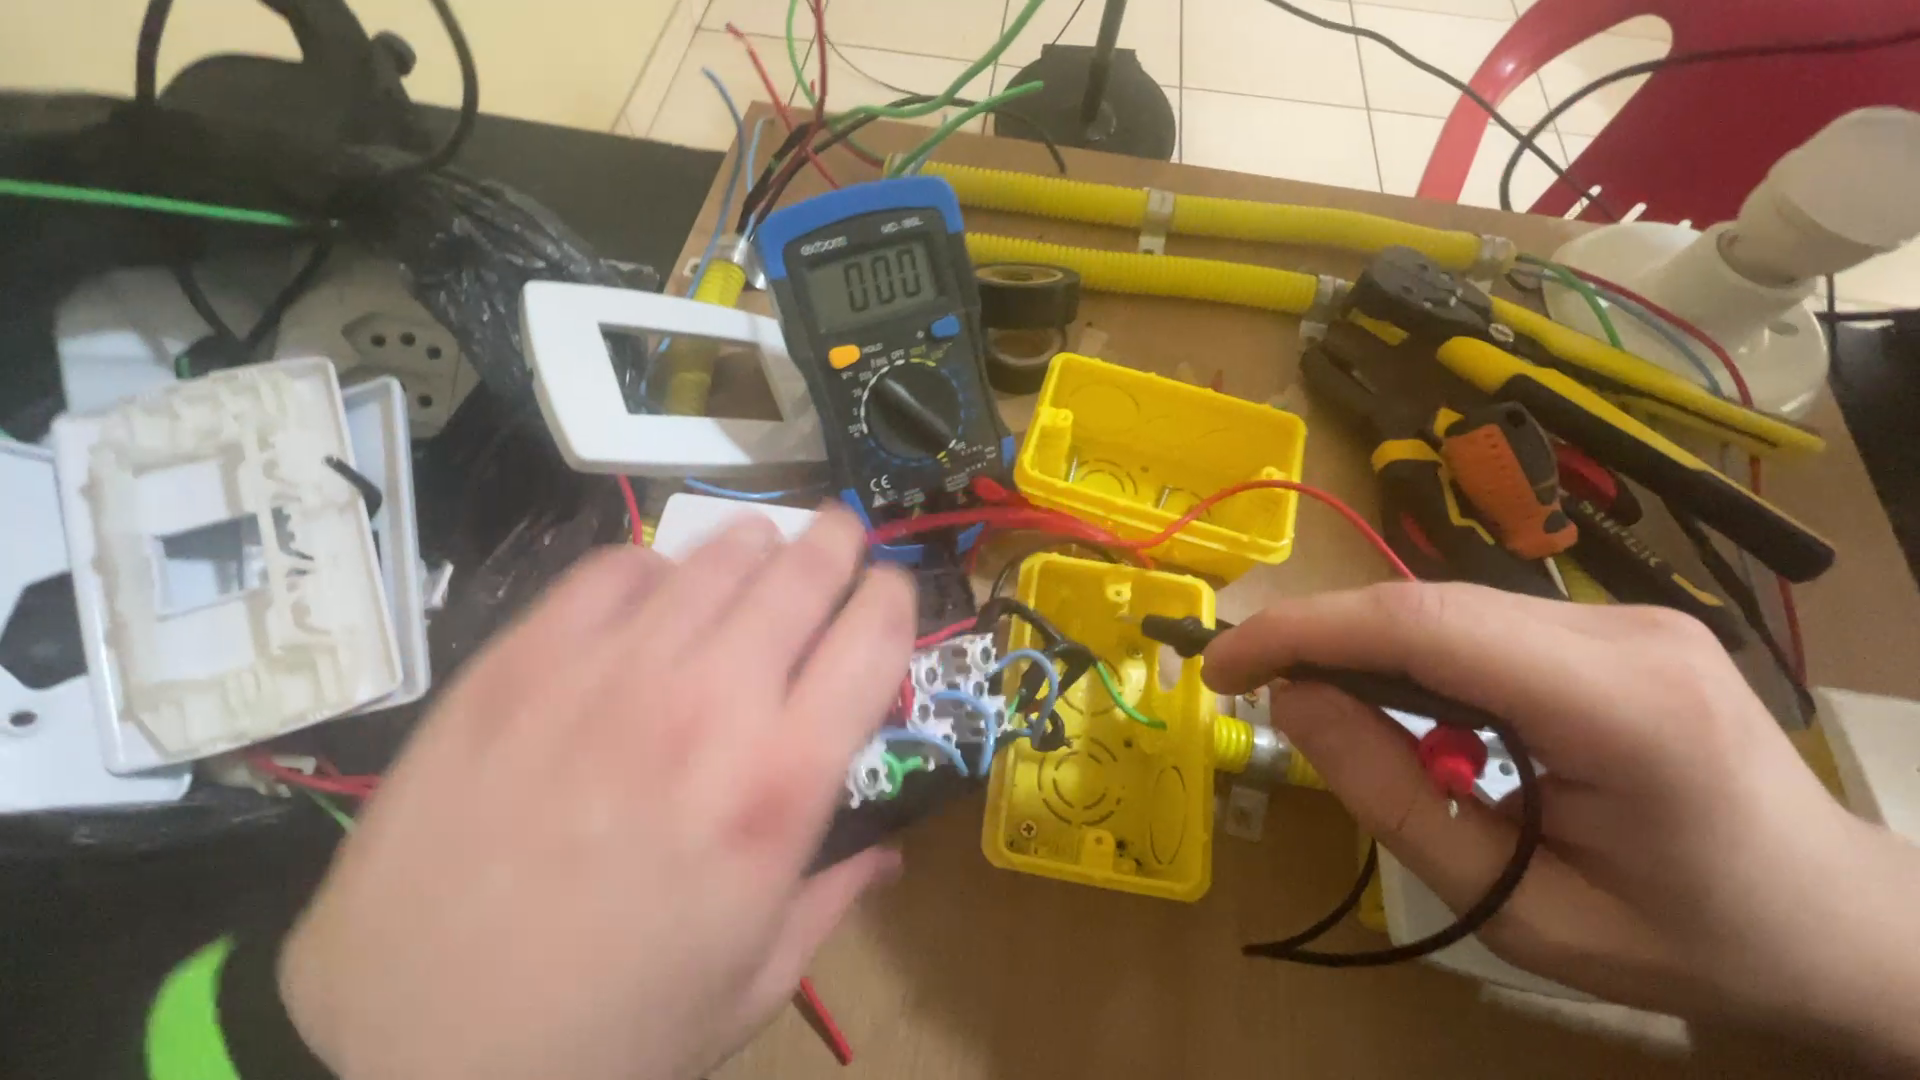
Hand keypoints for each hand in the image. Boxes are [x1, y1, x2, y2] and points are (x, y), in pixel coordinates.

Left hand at [278, 510, 914, 1079]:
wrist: (406, 1050)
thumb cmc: (610, 1030)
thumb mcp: (754, 982)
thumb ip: (835, 897)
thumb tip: (888, 851)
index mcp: (781, 784)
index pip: (873, 640)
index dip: (895, 598)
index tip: (893, 589)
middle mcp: (709, 704)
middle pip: (800, 575)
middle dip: (835, 541)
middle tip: (840, 531)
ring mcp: (609, 673)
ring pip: (713, 559)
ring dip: (754, 546)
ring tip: (760, 547)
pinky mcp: (519, 663)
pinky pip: (611, 572)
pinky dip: (652, 568)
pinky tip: (655, 590)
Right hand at [1203, 583, 1919, 1060]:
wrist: (1846, 922)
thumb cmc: (1691, 941)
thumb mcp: (1522, 909)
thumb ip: (1396, 799)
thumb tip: (1295, 701)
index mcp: (1621, 708)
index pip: (1421, 628)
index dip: (1300, 631)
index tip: (1220, 666)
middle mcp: (1624, 632)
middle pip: (1423, 605)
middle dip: (1315, 635)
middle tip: (1245, 684)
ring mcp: (1624, 616)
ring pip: (1441, 606)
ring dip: (1358, 644)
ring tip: (1313, 699)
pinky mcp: (1610, 622)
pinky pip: (1474, 620)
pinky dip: (1406, 651)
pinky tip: (1393, 698)